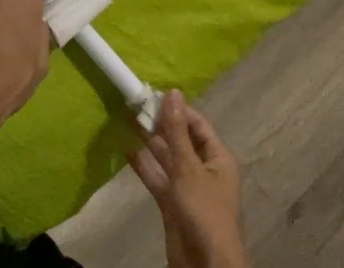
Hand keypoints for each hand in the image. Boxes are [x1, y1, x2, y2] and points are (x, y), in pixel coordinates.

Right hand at [128, 91, 247, 267]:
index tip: (152, 94)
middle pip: (181, 139)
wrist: (205, 262)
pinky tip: (126, 151)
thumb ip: (177, 131)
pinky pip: (157, 178)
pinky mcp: (172, 203)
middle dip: (160, 123)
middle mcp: (204, 168)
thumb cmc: (203, 209)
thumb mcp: (189, 167)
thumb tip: (173, 92)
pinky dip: (143, 166)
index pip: (197, 124)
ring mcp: (187, 186)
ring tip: (127, 120)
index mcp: (217, 158)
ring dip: (150, 141)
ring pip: (167, 157)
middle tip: (134, 104)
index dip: (176, 109)